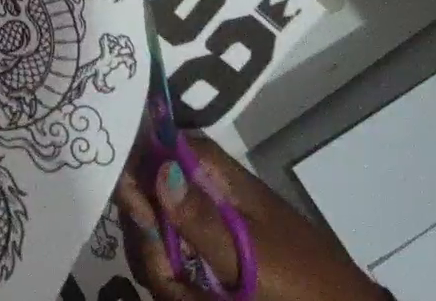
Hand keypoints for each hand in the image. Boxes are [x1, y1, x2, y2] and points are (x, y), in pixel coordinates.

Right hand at [113, 136, 387, 300]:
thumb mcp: (249, 253)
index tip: (139, 213)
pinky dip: (177, 290)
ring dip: (165, 276)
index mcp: (210, 172)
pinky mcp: (202, 261)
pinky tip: (195, 298)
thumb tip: (159, 166)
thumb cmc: (300, 278)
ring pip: (150, 242)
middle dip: (150, 245)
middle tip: (178, 279)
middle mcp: (198, 191)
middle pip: (143, 201)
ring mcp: (199, 228)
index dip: (135, 176)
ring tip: (196, 297)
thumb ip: (199, 217)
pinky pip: (167, 269)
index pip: (154, 148)